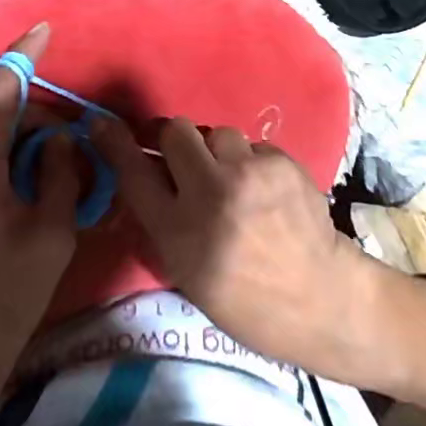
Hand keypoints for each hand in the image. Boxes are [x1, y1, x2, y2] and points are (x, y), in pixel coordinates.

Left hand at [0, 22, 79, 369]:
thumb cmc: (2, 298)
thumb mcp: (51, 234)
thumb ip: (61, 175)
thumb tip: (62, 141)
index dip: (22, 55)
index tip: (42, 26)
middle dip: (29, 124)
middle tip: (65, 152)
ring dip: (10, 149)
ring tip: (42, 182)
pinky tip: (12, 201)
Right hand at [91, 116, 384, 376]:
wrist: (322, 299)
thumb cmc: (246, 301)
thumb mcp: (186, 274)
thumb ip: (160, 221)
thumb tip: (141, 176)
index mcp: (179, 232)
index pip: (134, 172)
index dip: (115, 143)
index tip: (103, 124)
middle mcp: (210, 194)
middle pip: (174, 131)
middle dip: (174, 142)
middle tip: (186, 163)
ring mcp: (249, 173)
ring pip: (216, 132)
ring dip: (215, 151)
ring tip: (232, 179)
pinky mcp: (281, 162)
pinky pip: (251, 145)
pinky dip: (250, 162)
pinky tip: (262, 189)